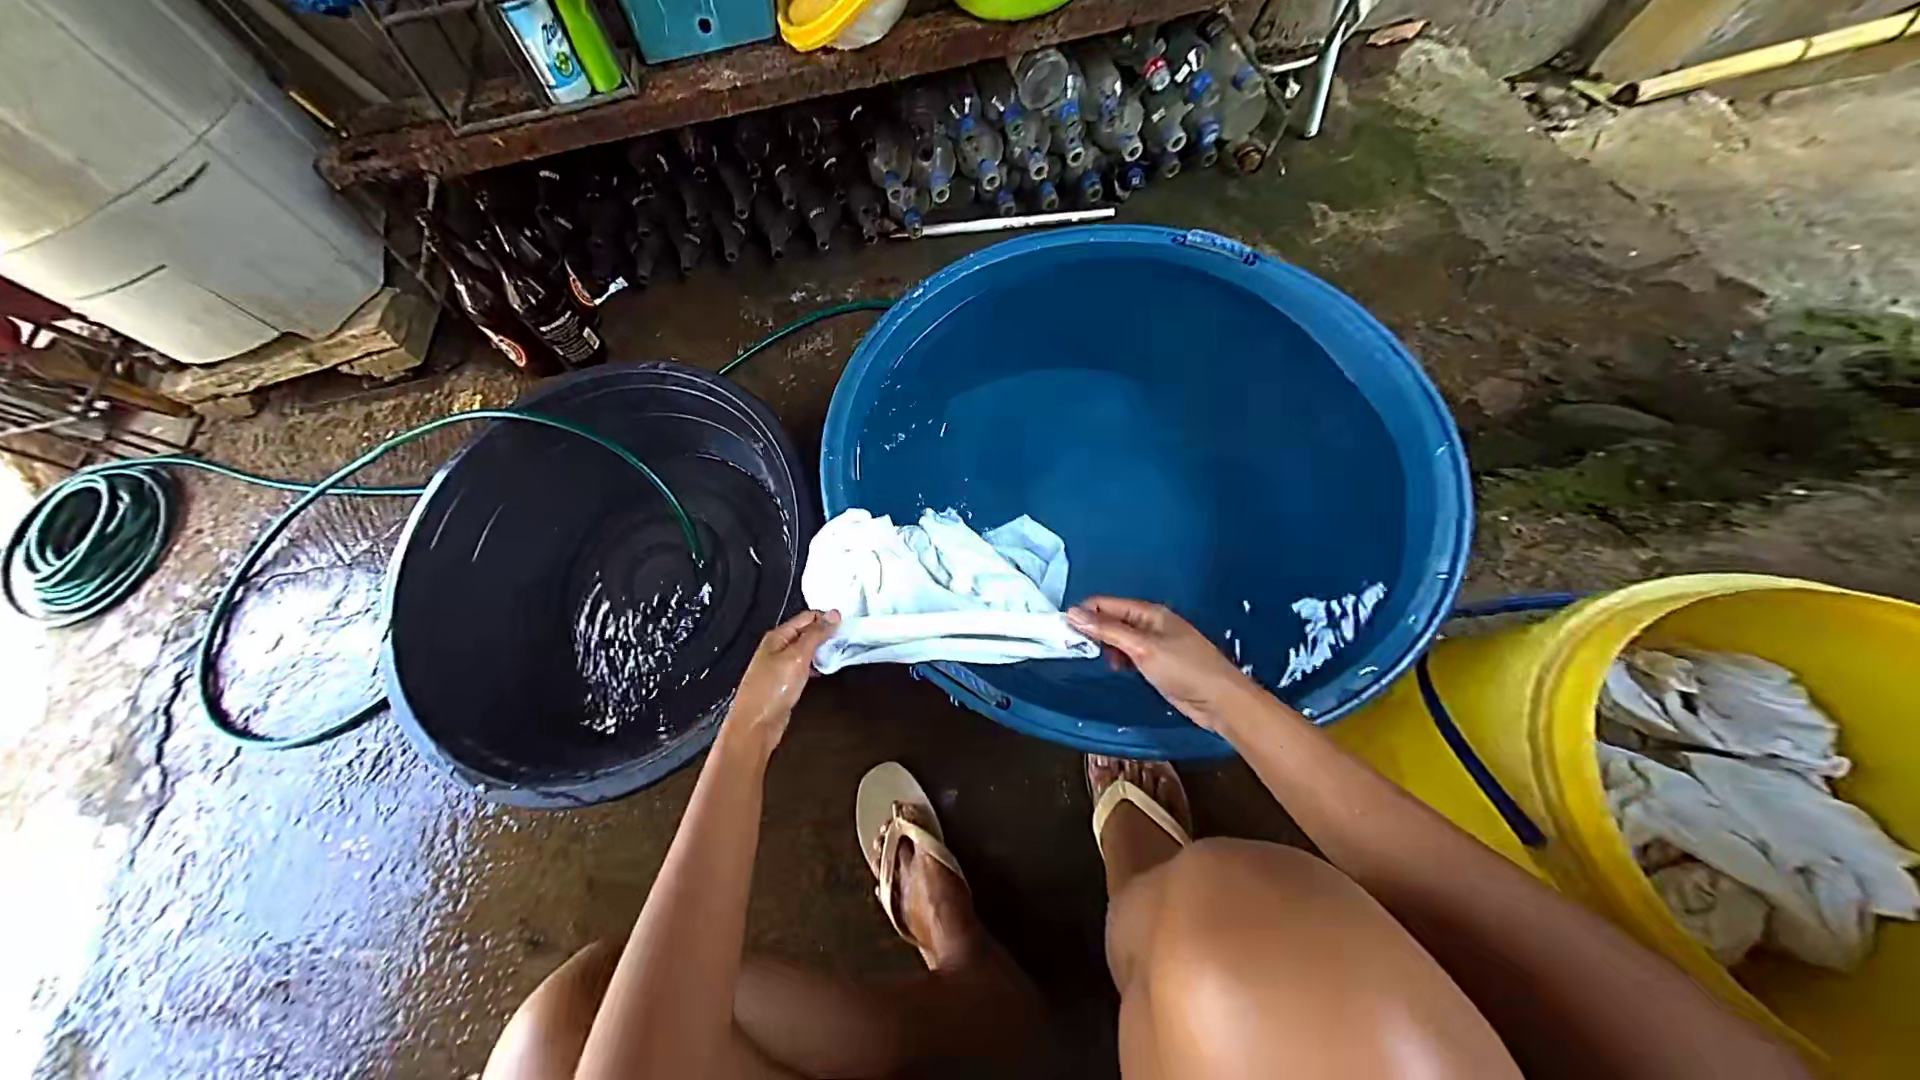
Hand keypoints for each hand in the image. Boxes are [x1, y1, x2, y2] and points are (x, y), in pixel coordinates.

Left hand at [723, 609, 839, 750]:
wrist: (756, 726)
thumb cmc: (774, 689)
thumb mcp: (797, 657)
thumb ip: (816, 634)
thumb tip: (834, 613)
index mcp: (778, 636)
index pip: (807, 617)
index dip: (827, 618)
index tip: (847, 626)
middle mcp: (778, 647)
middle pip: (807, 632)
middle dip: (827, 634)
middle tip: (847, 640)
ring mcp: (780, 665)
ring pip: (807, 650)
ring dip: (823, 650)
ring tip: (841, 653)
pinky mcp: (784, 682)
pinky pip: (804, 666)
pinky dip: (816, 665)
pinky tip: (826, 670)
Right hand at [1066, 596, 1270, 733]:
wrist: (1221, 701)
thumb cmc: (1183, 669)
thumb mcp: (1142, 648)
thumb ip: (1107, 630)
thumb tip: (1073, 613)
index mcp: (1149, 612)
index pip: (1106, 604)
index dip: (1085, 614)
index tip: (1064, 631)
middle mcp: (1150, 623)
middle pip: (1111, 619)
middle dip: (1093, 630)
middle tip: (1076, 648)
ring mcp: (1154, 643)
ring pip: (1119, 638)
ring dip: (1106, 646)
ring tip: (1099, 660)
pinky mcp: (1157, 662)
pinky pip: (1129, 653)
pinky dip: (1118, 658)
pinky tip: (1115, 668)